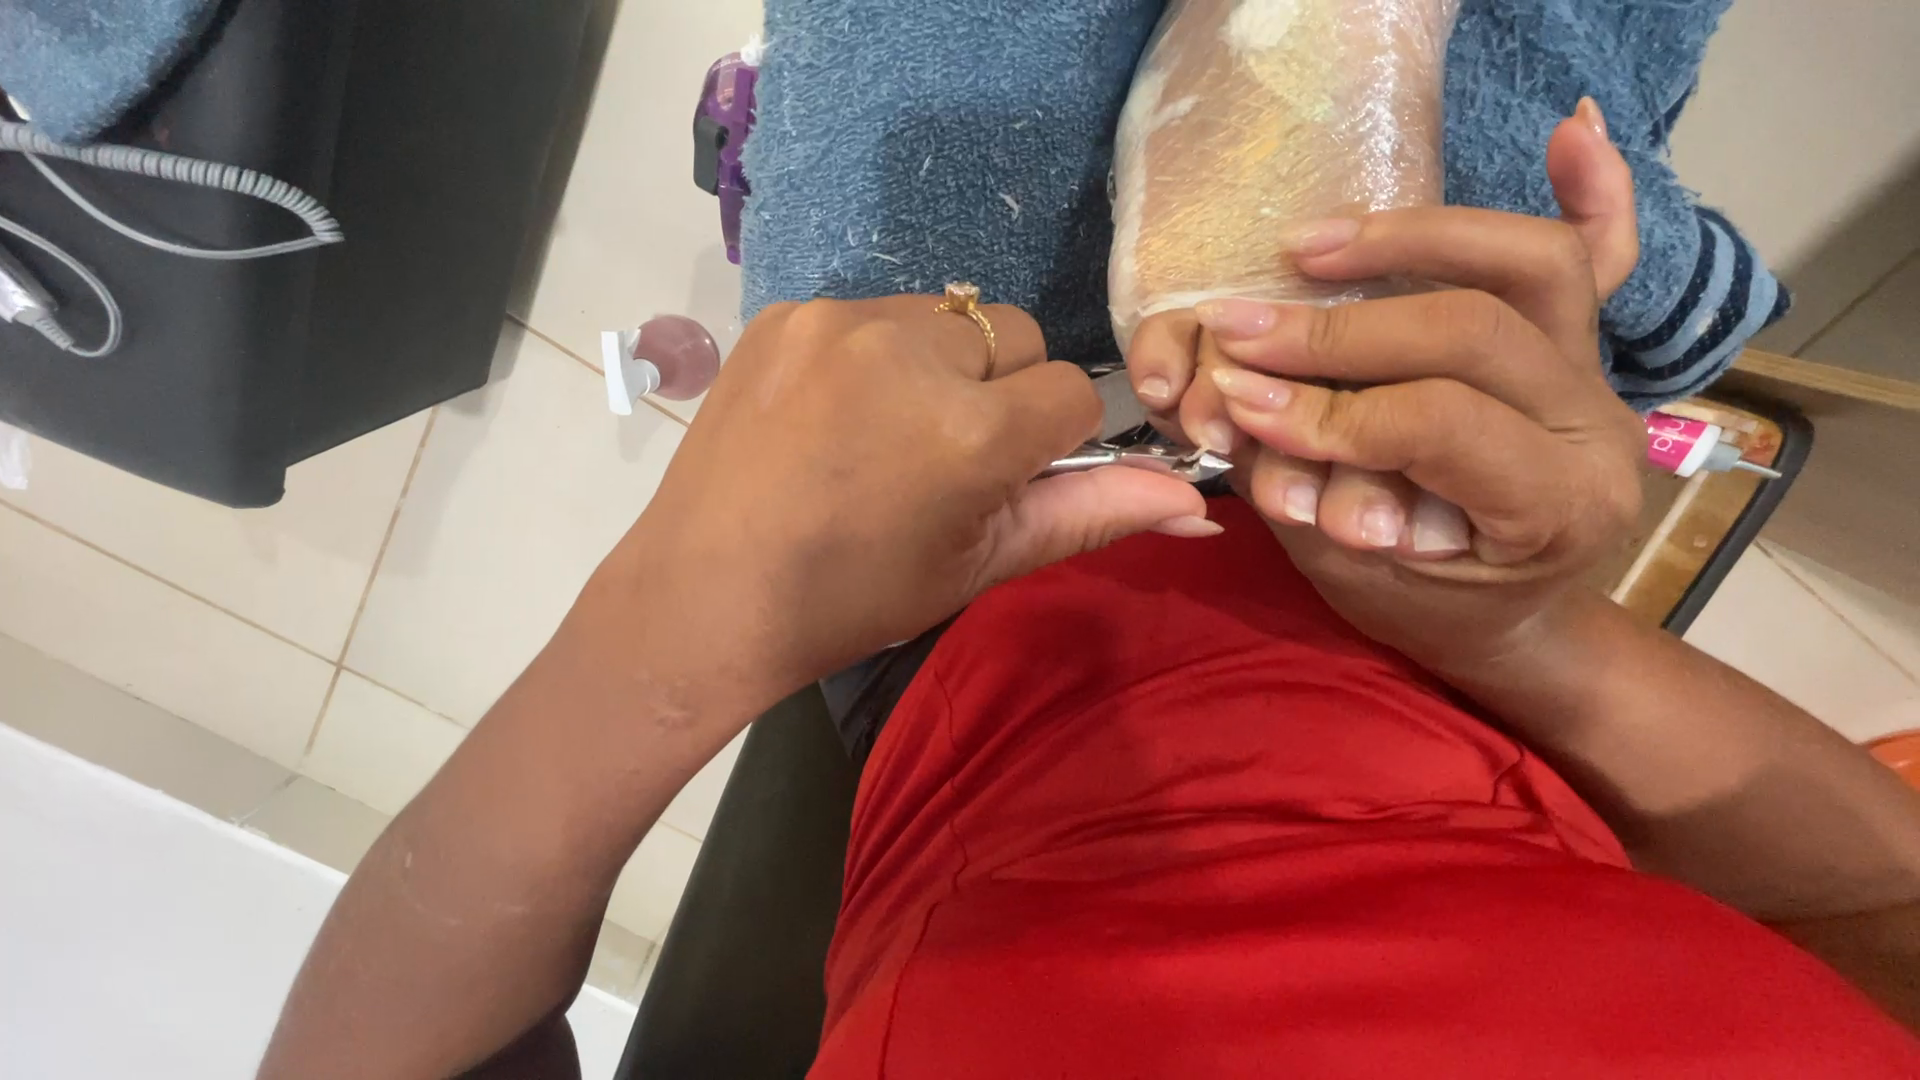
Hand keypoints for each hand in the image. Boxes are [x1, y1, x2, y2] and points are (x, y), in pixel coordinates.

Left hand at [604, 295, 1209, 699]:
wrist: (707, 594)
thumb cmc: (853, 598)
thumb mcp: (978, 566)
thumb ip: (1088, 518)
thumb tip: (1194, 500)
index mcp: (969, 429)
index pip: (1069, 393)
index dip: (1048, 441)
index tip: (998, 478)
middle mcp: (911, 348)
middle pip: (1015, 337)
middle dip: (999, 392)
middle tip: (939, 457)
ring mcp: (839, 319)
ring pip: (947, 317)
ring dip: (940, 366)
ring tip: (882, 433)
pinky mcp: (788, 311)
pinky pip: (872, 314)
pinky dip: (876, 355)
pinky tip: (832, 415)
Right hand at [1131, 101, 1646, 674]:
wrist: (1500, 617)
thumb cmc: (1422, 608)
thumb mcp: (1349, 572)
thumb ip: (1301, 484)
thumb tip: (1240, 402)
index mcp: (1549, 507)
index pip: (1435, 424)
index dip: (1329, 410)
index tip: (1239, 404)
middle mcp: (1594, 425)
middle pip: (1472, 330)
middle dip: (1339, 332)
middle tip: (1239, 329)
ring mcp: (1594, 375)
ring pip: (1528, 266)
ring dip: (1408, 240)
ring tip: (1305, 247)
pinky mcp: (1576, 350)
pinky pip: (1598, 260)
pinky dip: (1595, 191)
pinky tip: (1569, 132)